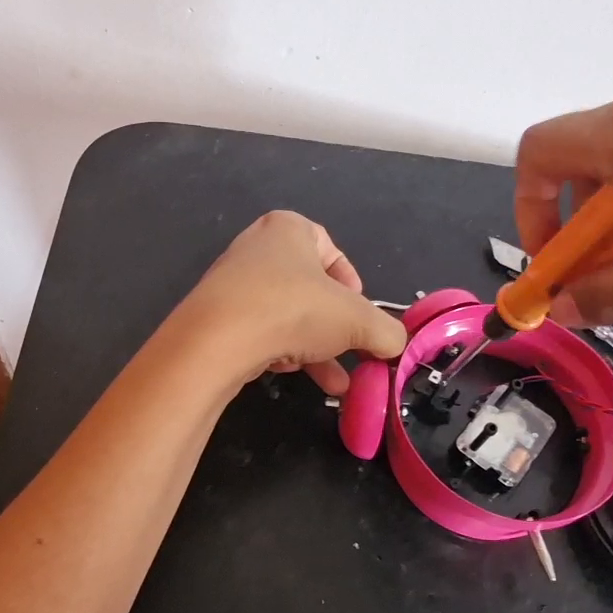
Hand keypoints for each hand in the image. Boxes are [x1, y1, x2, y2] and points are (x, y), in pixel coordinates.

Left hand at [178, 211, 407, 394]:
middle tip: (352, 353)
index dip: (353, 287)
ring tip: (336, 383)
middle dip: (336, 328)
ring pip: (288, 316)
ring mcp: (234, 283)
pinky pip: (261, 331)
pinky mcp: (218, 316)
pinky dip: (281, 352)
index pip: (332, 252)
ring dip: (315, 349)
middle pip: (311, 290)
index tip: (360, 317)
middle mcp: (258, 248)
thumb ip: (385, 331)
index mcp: (289, 229)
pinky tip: (291, 374)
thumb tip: (395, 344)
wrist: (217, 341)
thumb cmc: (293, 310)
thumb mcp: (356, 320)